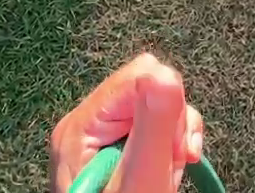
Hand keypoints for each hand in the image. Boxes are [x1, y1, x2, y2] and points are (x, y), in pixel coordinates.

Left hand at [49, 54, 205, 192]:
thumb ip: (154, 127)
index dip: (168, 105)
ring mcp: (102, 136)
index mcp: (79, 126)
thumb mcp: (140, 183)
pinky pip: (157, 123)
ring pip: (159, 102)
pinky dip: (172, 143)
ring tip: (166, 174)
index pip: (140, 77)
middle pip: (150, 87)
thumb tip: (166, 73)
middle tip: (169, 164)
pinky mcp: (119, 146)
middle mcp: (87, 124)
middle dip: (172, 123)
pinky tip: (167, 171)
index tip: (174, 149)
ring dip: (174, 137)